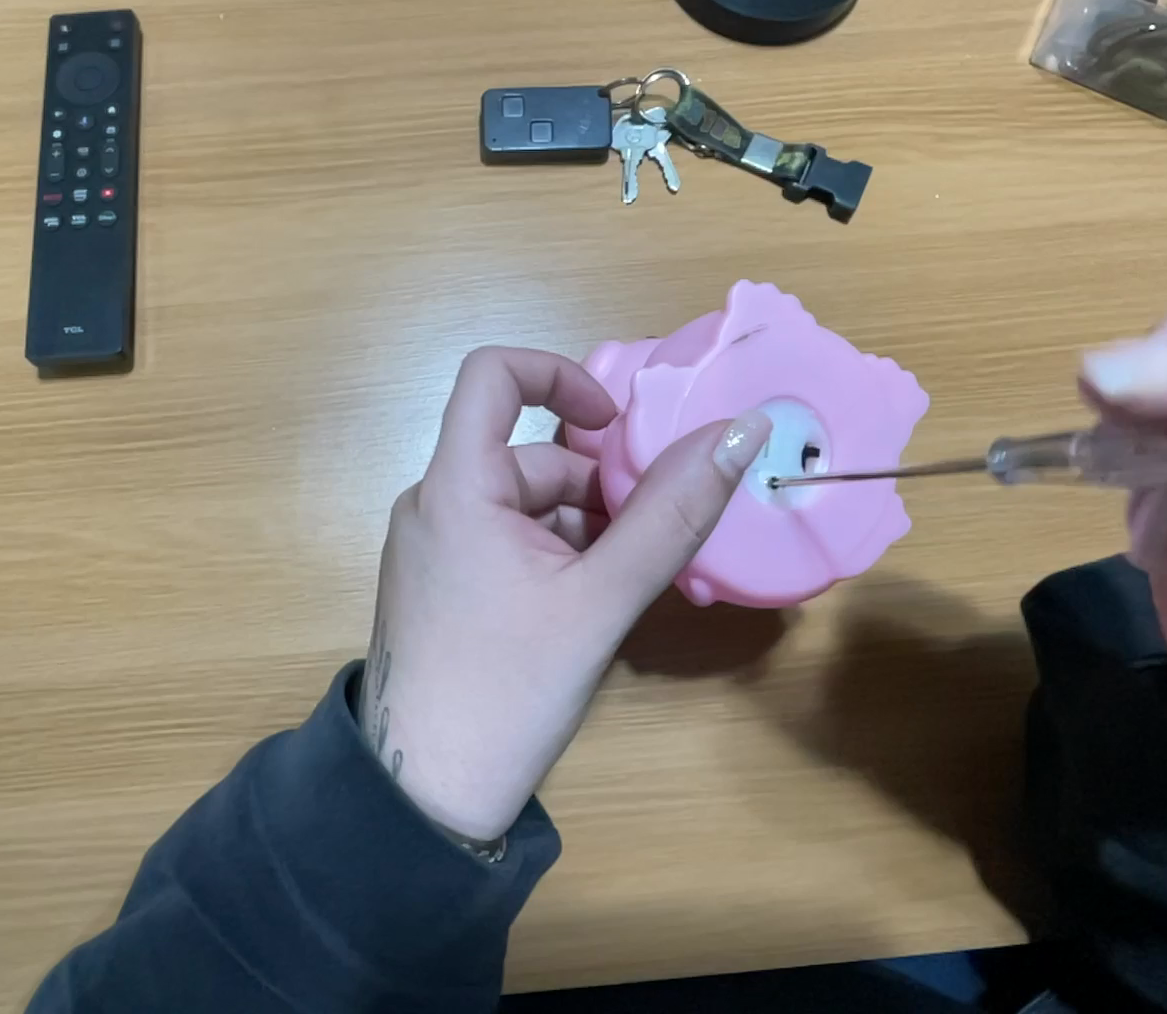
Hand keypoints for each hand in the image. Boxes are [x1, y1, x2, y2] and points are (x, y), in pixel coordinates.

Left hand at [359, 347, 771, 840]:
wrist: (425, 792)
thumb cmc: (510, 688)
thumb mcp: (601, 599)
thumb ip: (671, 514)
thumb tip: (740, 430)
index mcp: (455, 487)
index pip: (491, 374)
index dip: (559, 375)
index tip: (615, 429)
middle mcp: (432, 503)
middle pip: (527, 456)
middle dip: (596, 490)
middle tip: (648, 548)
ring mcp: (431, 546)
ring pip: (522, 505)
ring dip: (580, 529)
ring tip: (618, 591)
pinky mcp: (438, 583)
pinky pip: (503, 541)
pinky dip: (551, 556)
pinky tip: (581, 608)